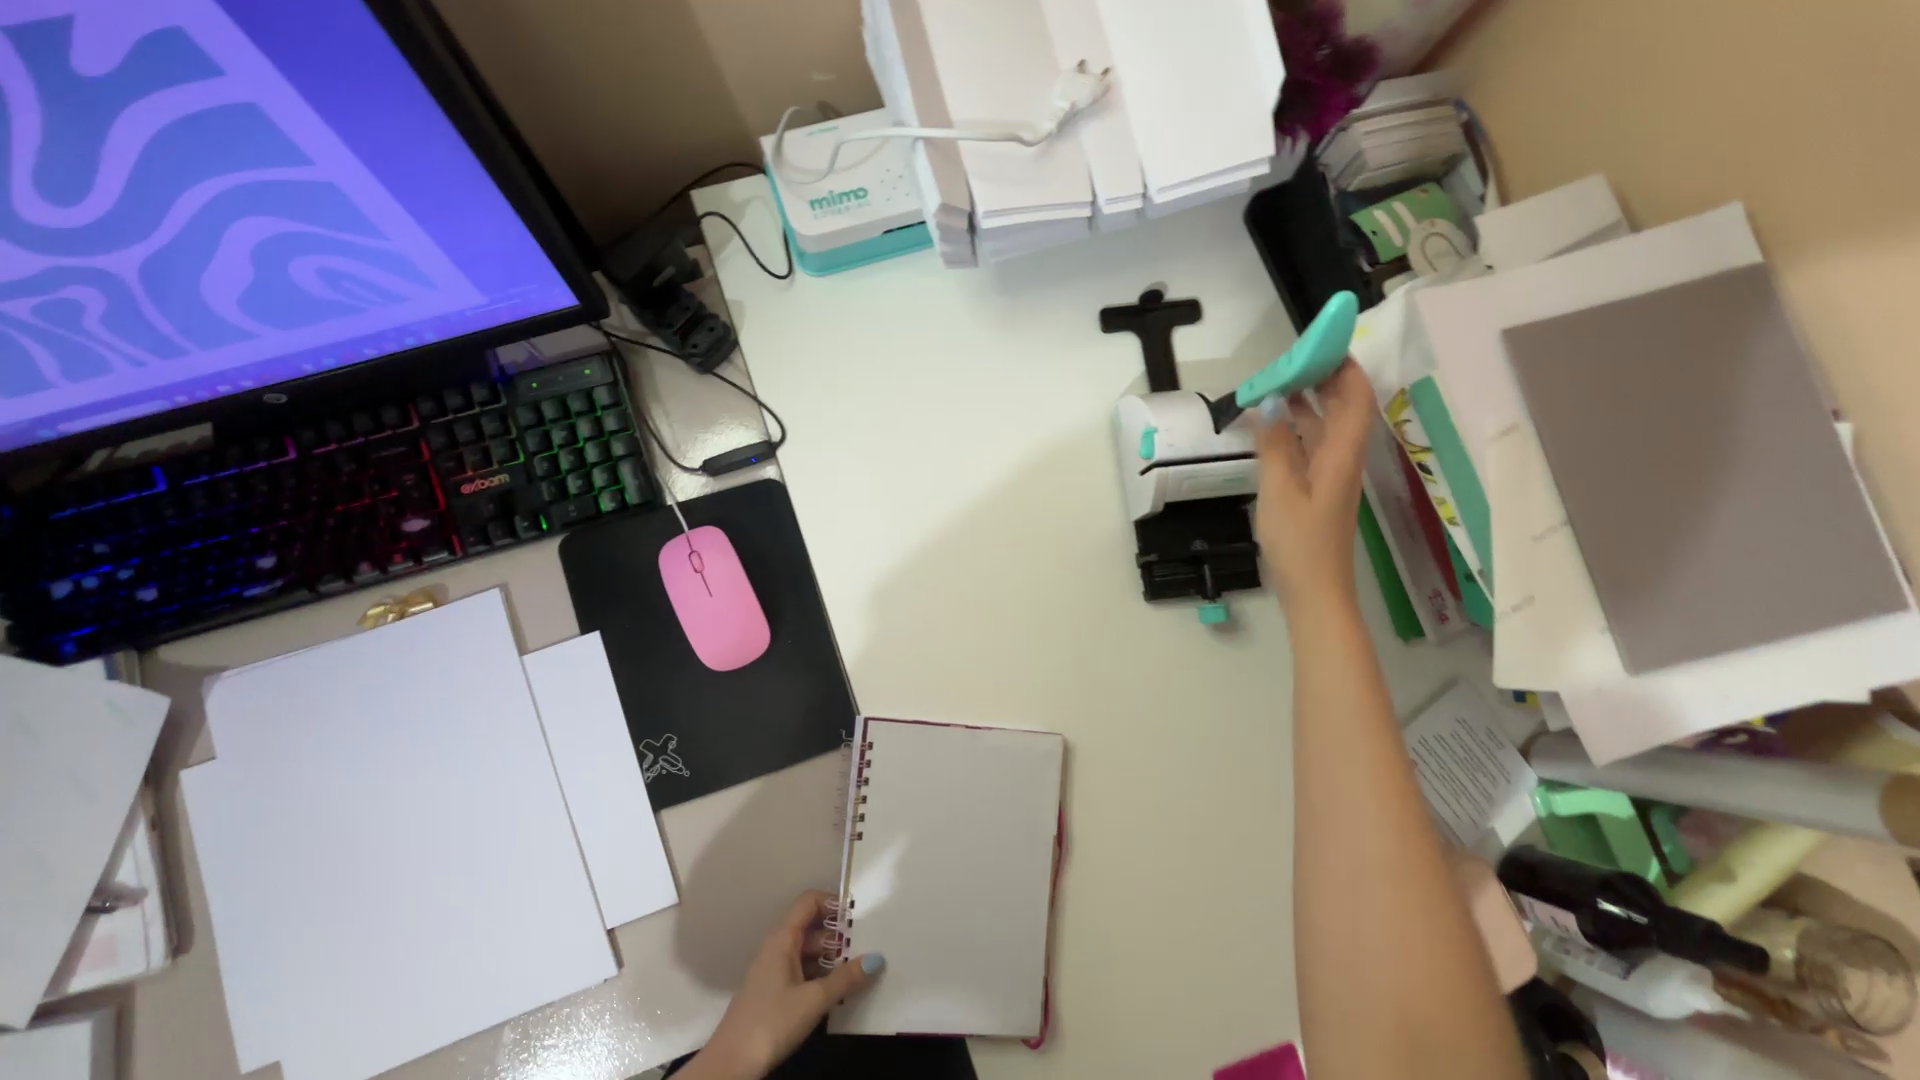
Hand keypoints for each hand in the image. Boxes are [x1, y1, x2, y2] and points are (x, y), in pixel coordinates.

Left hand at [681, 891, 883, 1079]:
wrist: (730, 1065)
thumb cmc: (771, 1022)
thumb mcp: (814, 1000)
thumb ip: (845, 978)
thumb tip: (876, 959)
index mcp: (782, 939)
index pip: (808, 902)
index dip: (833, 902)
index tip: (859, 916)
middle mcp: (777, 949)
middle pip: (811, 927)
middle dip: (839, 934)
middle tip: (868, 946)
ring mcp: (774, 971)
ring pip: (808, 952)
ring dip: (833, 957)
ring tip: (860, 969)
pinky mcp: (774, 993)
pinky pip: (803, 972)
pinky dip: (822, 975)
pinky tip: (840, 991)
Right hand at [1254, 360, 1375, 615]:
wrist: (1315, 593)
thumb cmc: (1300, 544)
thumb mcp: (1280, 491)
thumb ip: (1275, 445)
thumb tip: (1270, 402)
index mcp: (1342, 455)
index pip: (1356, 397)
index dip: (1344, 366)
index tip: (1319, 344)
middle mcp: (1343, 459)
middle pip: (1344, 407)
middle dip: (1323, 378)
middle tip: (1289, 360)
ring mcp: (1332, 475)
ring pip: (1326, 426)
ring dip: (1306, 403)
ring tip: (1275, 385)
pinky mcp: (1319, 490)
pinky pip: (1312, 446)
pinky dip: (1295, 430)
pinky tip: (1271, 426)